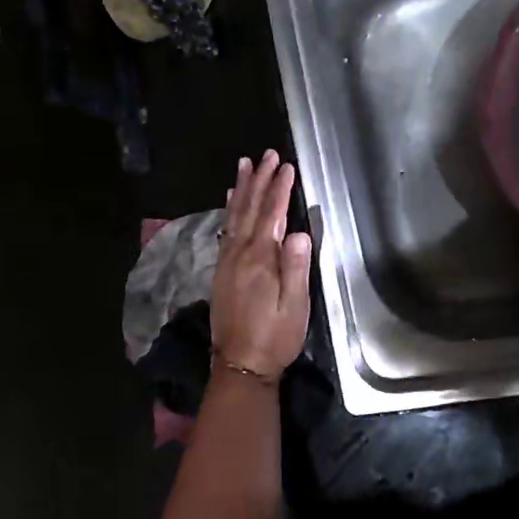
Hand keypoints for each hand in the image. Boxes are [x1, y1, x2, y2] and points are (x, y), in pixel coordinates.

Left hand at [211, 150, 312, 378]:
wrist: (239, 364)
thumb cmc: (274, 337)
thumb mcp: (293, 307)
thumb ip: (295, 269)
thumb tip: (298, 232)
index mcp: (260, 260)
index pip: (271, 215)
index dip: (279, 189)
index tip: (286, 165)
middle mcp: (239, 254)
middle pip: (250, 209)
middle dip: (259, 180)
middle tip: (266, 154)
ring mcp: (227, 262)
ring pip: (234, 216)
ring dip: (241, 190)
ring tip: (244, 165)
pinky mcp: (221, 271)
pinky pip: (225, 231)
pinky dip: (229, 212)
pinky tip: (231, 203)